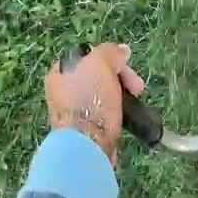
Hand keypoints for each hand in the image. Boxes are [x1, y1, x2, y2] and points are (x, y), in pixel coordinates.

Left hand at [45, 44, 145, 165]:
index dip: (112, 59)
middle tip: (137, 88)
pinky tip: (124, 118)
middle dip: (120, 78)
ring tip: (133, 105)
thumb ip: (110, 52)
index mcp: (60, 71)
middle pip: (98, 74)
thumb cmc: (90, 101)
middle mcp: (62, 89)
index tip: (127, 68)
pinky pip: (104, 112)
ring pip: (103, 93)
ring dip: (121, 96)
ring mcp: (73, 110)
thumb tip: (122, 50)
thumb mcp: (100, 65)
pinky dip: (116, 112)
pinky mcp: (85, 129)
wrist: (87, 147)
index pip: (90, 55)